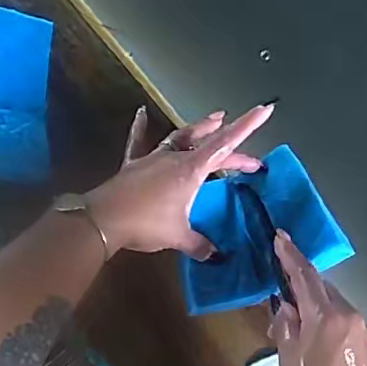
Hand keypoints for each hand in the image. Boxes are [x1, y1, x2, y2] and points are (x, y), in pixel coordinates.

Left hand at [84, 104, 271, 259]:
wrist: (102, 221)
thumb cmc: (144, 224)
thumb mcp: (177, 236)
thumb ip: (198, 245)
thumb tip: (215, 256)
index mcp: (190, 170)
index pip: (225, 144)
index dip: (247, 127)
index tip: (265, 109)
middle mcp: (172, 158)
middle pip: (207, 146)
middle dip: (231, 149)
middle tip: (250, 161)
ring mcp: (150, 159)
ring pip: (179, 138)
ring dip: (198, 129)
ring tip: (214, 119)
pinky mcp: (131, 166)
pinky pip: (137, 142)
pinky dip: (140, 128)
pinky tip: (140, 113)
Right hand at [269, 232, 366, 365]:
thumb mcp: (288, 359)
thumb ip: (285, 327)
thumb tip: (285, 307)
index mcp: (326, 317)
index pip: (305, 277)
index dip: (290, 256)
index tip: (279, 237)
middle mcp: (348, 315)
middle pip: (319, 286)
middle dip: (298, 278)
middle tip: (276, 274)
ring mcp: (359, 327)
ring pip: (328, 301)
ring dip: (308, 298)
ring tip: (287, 308)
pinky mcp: (363, 340)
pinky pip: (336, 315)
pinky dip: (319, 313)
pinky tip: (305, 326)